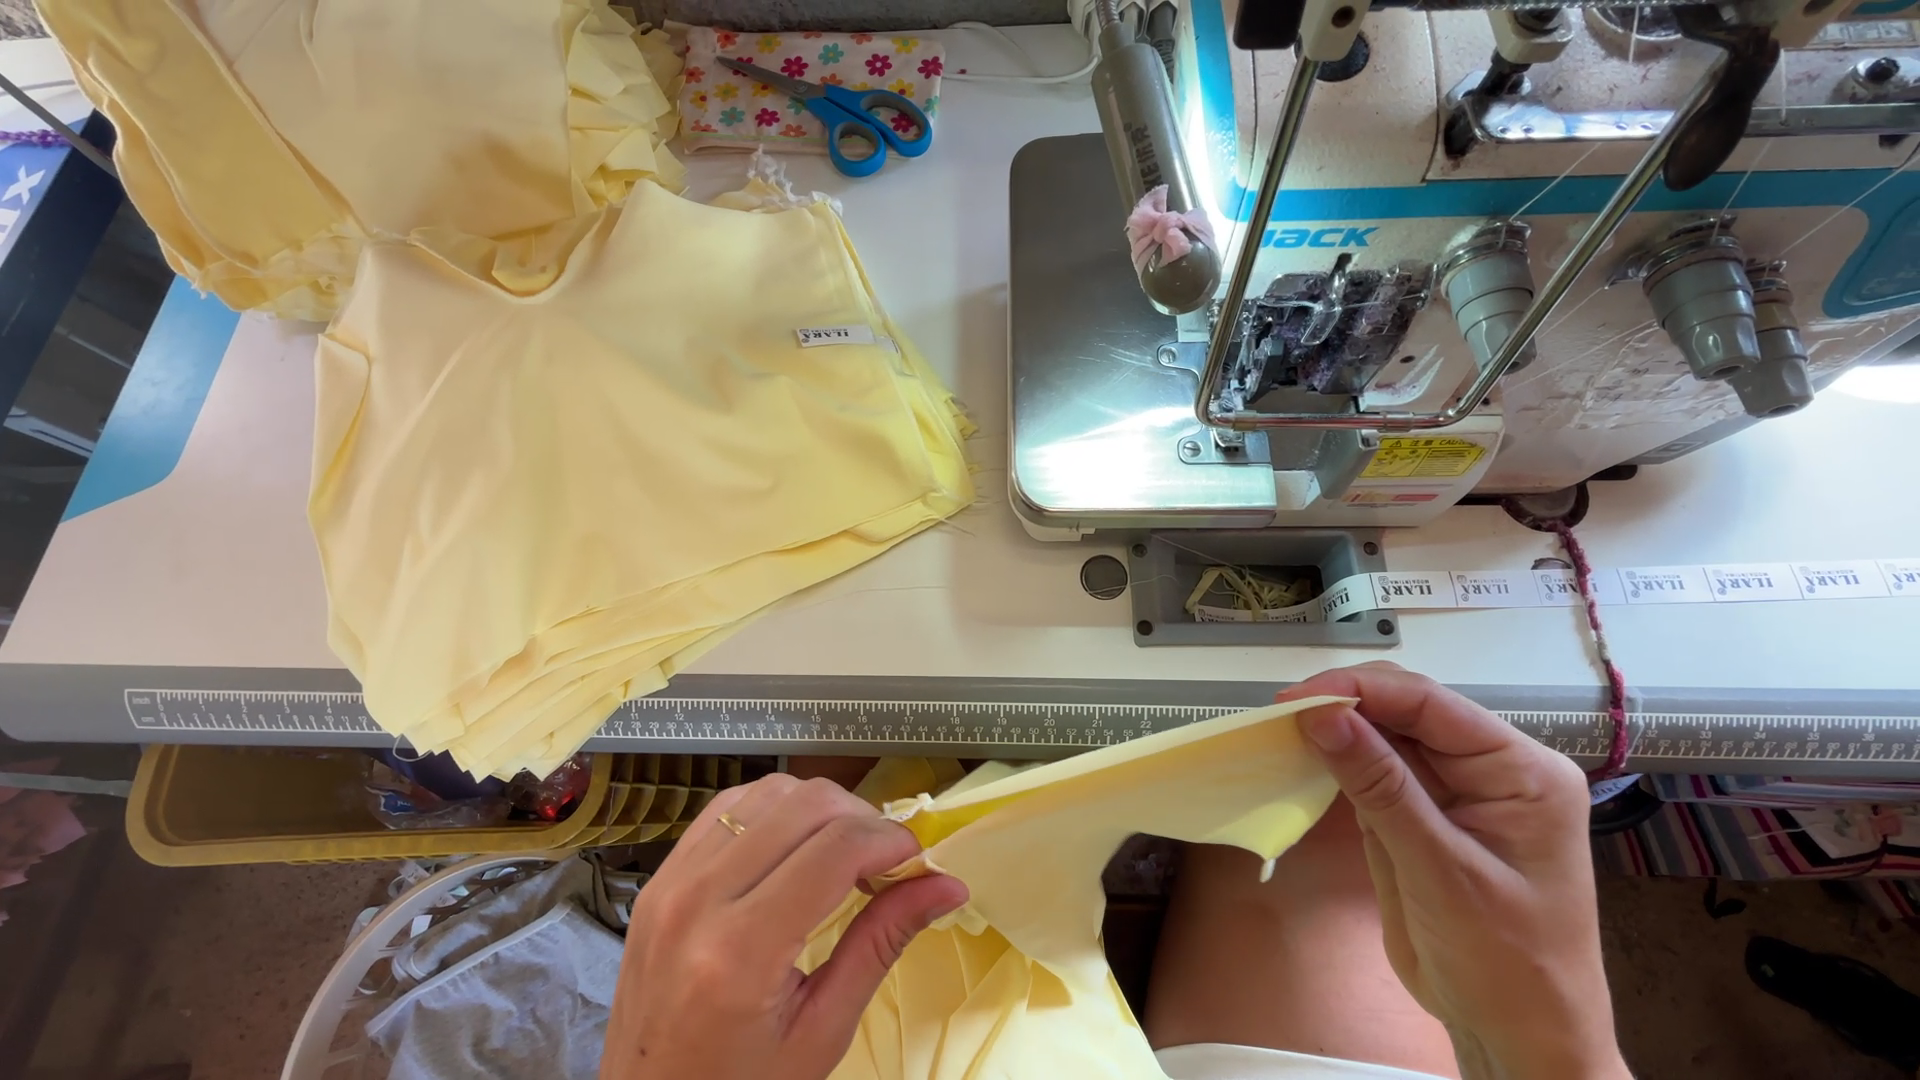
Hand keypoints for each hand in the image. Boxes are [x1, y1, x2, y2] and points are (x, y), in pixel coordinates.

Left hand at [601, 775, 967, 1079]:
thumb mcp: (823, 1031)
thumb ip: (882, 943)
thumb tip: (949, 885)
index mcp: (740, 953)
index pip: (835, 850)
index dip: (890, 840)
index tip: (916, 860)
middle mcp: (699, 898)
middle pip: (806, 805)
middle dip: (863, 819)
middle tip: (885, 861)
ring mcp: (672, 879)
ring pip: (771, 791)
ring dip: (821, 808)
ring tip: (842, 852)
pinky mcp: (663, 872)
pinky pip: (732, 804)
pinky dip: (777, 810)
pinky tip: (795, 845)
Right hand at [1281, 664, 1628, 1079]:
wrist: (1516, 1036)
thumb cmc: (1503, 961)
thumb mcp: (1439, 870)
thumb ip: (1380, 786)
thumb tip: (1322, 715)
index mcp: (1522, 771)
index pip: (1432, 705)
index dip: (1360, 691)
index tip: (1295, 698)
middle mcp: (1492, 768)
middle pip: (1410, 710)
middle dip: (1346, 704)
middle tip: (1282, 714)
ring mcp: (1457, 789)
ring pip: (1388, 735)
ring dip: (1338, 729)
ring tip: (1284, 728)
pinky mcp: (1424, 812)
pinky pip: (1378, 770)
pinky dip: (1340, 761)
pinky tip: (1308, 756)